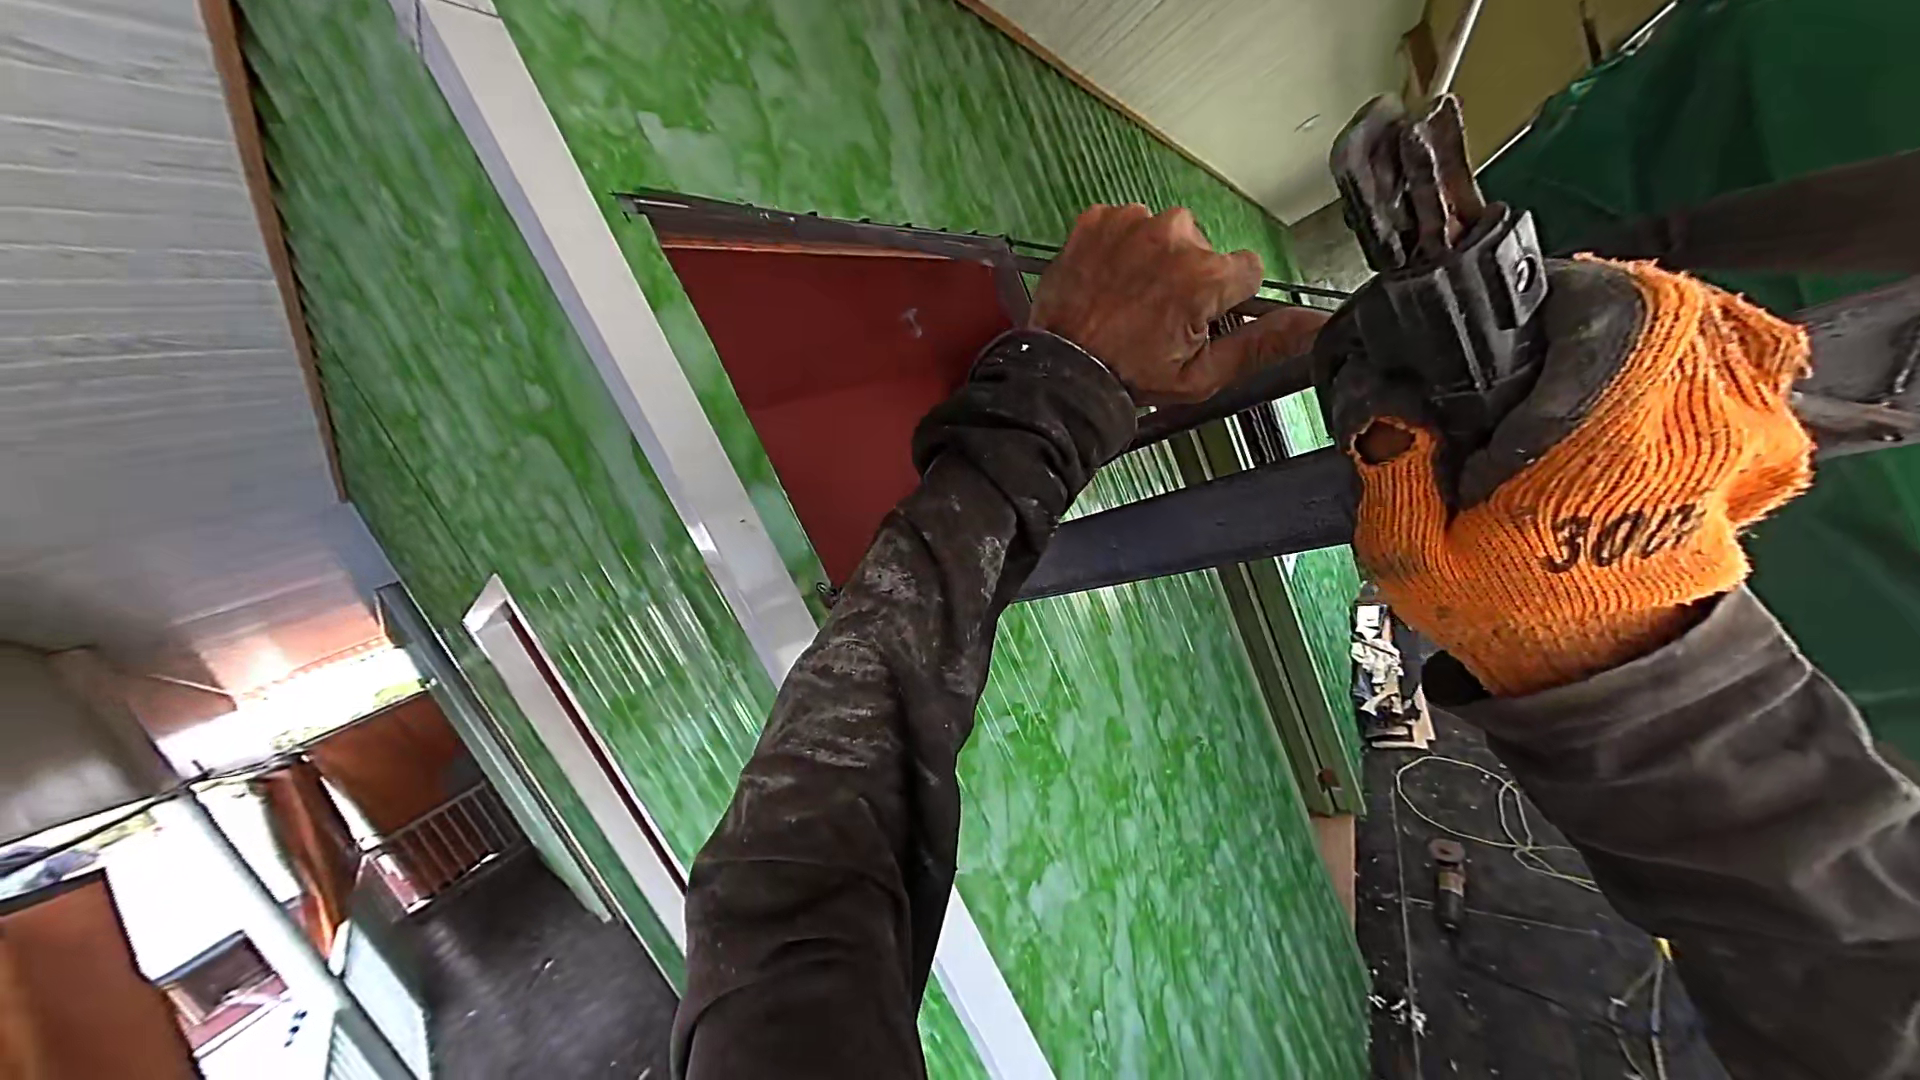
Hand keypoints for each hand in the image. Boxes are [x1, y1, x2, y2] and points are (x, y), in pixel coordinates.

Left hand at [1030, 204, 1328, 404]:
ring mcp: (1131, 225)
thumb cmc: (1126, 376)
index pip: (1245, 271)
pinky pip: (1124, 227)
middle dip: (1186, 279)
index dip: (1222, 300)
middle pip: (1202, 250)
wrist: (1064, 373)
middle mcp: (1172, 237)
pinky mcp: (1097, 222)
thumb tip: (1312, 326)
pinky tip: (1107, 283)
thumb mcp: (1202, 375)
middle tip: (1153, 318)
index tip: (1195, 318)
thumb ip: (1262, 344)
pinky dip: (1119, 250)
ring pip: (1163, 237)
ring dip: (1152, 263)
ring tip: (1126, 303)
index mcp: (1205, 275)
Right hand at [1322, 259, 1813, 695]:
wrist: (1595, 665)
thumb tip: (1381, 399)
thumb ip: (1389, 472)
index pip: (1615, 307)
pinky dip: (1681, 346)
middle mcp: (1693, 425)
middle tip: (1508, 350)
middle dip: (1574, 305)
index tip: (1485, 320)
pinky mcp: (1756, 445)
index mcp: (1601, 447)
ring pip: (1705, 316)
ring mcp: (1743, 432)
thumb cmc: (1499, 610)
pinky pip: (1739, 356)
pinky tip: (1619, 380)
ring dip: (1623, 322)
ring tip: (1556, 365)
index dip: (1544, 291)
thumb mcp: (1408, 554)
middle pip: (1664, 298)